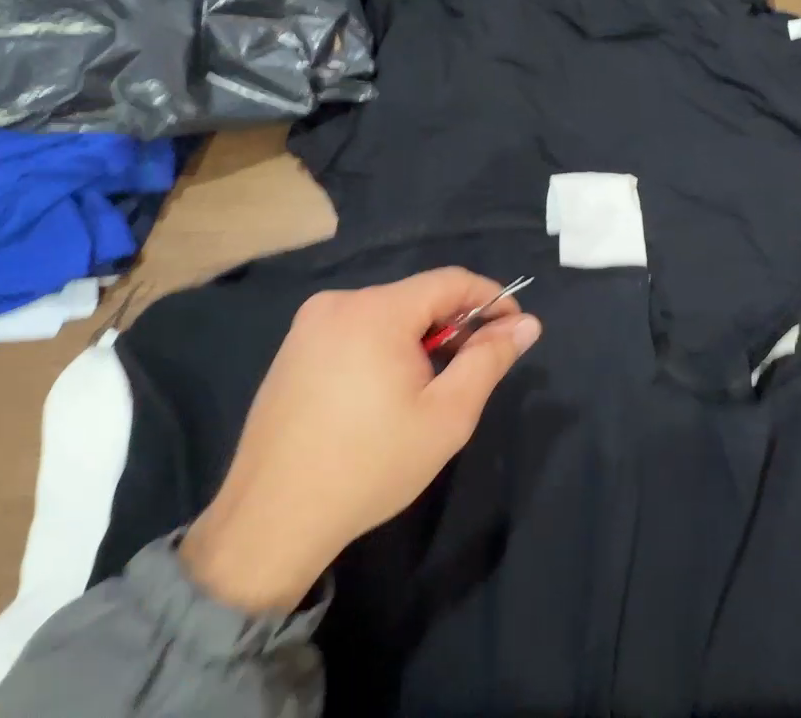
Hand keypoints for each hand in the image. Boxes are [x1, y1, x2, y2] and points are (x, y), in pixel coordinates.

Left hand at [180, 267, 541, 612]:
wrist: (273, 519)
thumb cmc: (372, 465)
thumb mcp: (448, 415)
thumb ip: (490, 360)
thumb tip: (526, 324)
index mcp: (375, 311)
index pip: (450, 281)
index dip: (491, 298)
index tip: (515, 330)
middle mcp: (336, 304)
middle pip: (416, 297)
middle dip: (455, 324)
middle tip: (476, 368)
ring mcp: (306, 328)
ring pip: (385, 316)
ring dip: (419, 339)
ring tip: (431, 388)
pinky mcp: (291, 352)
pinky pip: (354, 333)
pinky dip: (384, 349)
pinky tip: (386, 395)